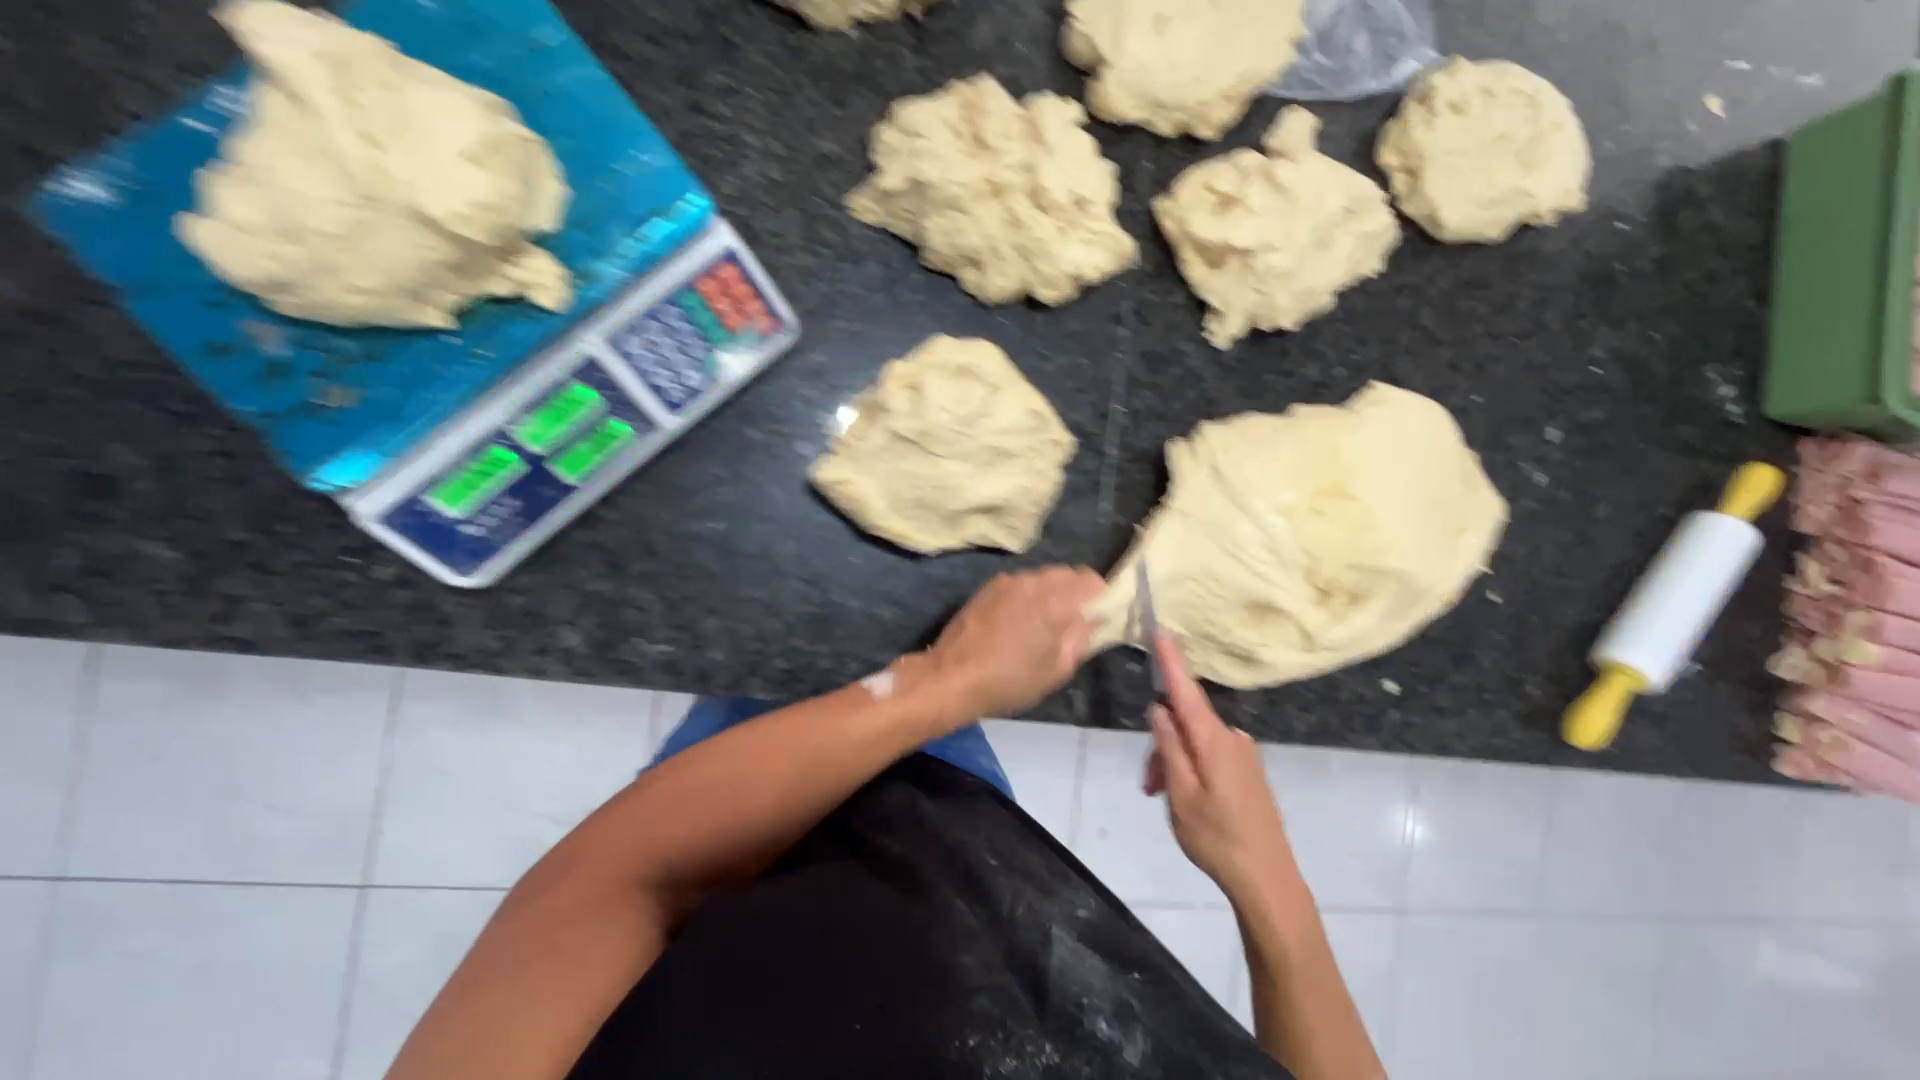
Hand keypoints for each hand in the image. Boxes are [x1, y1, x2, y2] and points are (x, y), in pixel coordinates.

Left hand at [923, 566, 1106, 719]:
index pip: (1092, 579)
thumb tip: (1093, 619)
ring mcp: (1007, 581)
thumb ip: (1081, 638)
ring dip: (1051, 594)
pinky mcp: (988, 587)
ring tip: (1043, 624)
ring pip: (1043, 577)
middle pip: (1067, 574)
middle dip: (1076, 594)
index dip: (1101, 596)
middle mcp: (1033, 581)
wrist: (951, 677)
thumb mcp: (1057, 669)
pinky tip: (1018, 621)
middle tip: (1072, 623)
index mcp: (1055, 600)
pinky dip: (1028, 596)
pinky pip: (1020, 583)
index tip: (1098, 617)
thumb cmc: (1010, 680)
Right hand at [1143, 631, 1293, 896]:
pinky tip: (1184, 799)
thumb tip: (1159, 709)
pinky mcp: (1247, 772)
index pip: (1185, 691)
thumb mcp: (1180, 794)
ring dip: (1173, 761)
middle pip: (1186, 721)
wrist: (1267, 877)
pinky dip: (1189, 768)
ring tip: (1163, 798)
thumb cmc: (1216, 837)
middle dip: (1161, 741)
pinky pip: (1209, 755)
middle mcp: (1232, 739)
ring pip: (1195, 742)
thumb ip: (1168, 748)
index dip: (1171, 661)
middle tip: (1148, 784)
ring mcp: (1243, 755)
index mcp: (1214, 741)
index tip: (1161, 629)